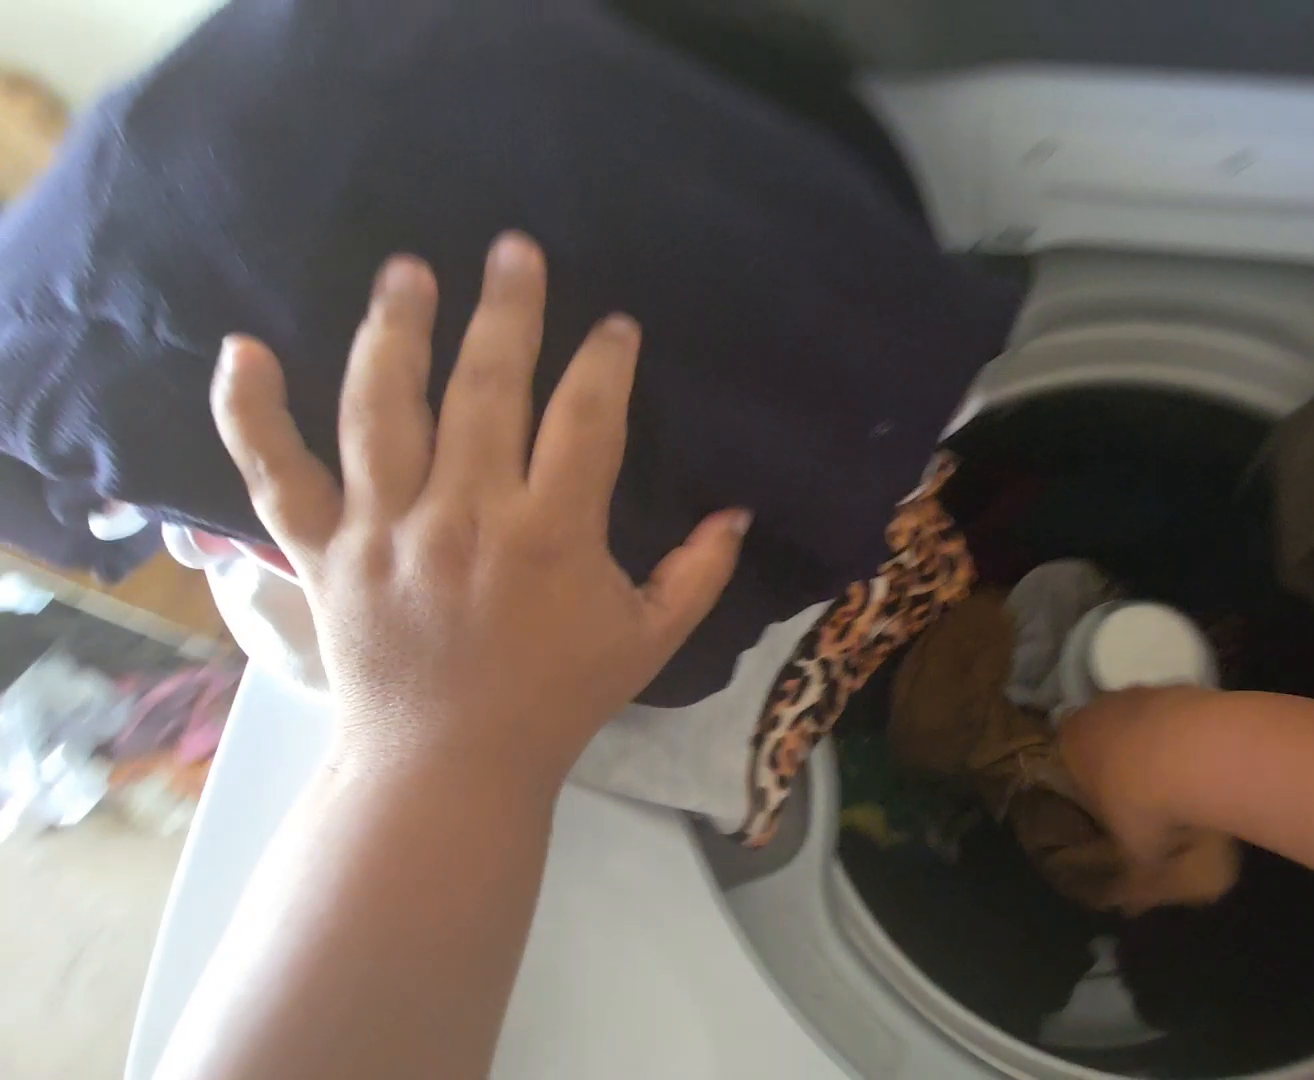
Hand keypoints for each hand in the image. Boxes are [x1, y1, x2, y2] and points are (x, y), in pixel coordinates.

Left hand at [212, 231, 747, 786]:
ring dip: (398, 330)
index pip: (584, 420)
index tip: (616, 325)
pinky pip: (275, 473)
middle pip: (486, 389)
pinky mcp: (322, 553)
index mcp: (551, 535)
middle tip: (516, 249)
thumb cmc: (562, 696)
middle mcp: (465, 514)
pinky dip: (252, 411)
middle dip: (508, 312)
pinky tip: (249, 349)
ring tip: (410, 271)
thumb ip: (702, 571)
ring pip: (383, 408)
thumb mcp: (652, 637)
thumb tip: (739, 510)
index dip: (605, 363)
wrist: (449, 765)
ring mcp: (384, 529)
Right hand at [1057, 686, 1242, 911]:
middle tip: (1138, 784)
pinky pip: (1171, 708)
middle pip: (1100, 727)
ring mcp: (1136, 692)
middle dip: (1116, 751)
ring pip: (1137, 714)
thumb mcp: (1135, 850)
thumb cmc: (1142, 802)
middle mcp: (1096, 709)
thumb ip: (1130, 878)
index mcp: (1071, 742)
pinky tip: (1199, 753)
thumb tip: (1130, 908)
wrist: (1190, 752)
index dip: (1082, 770)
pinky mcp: (1174, 685)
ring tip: (1175, 771)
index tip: (1101, 792)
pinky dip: (1182, 728)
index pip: (1064, 749)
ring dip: (1151, 737)